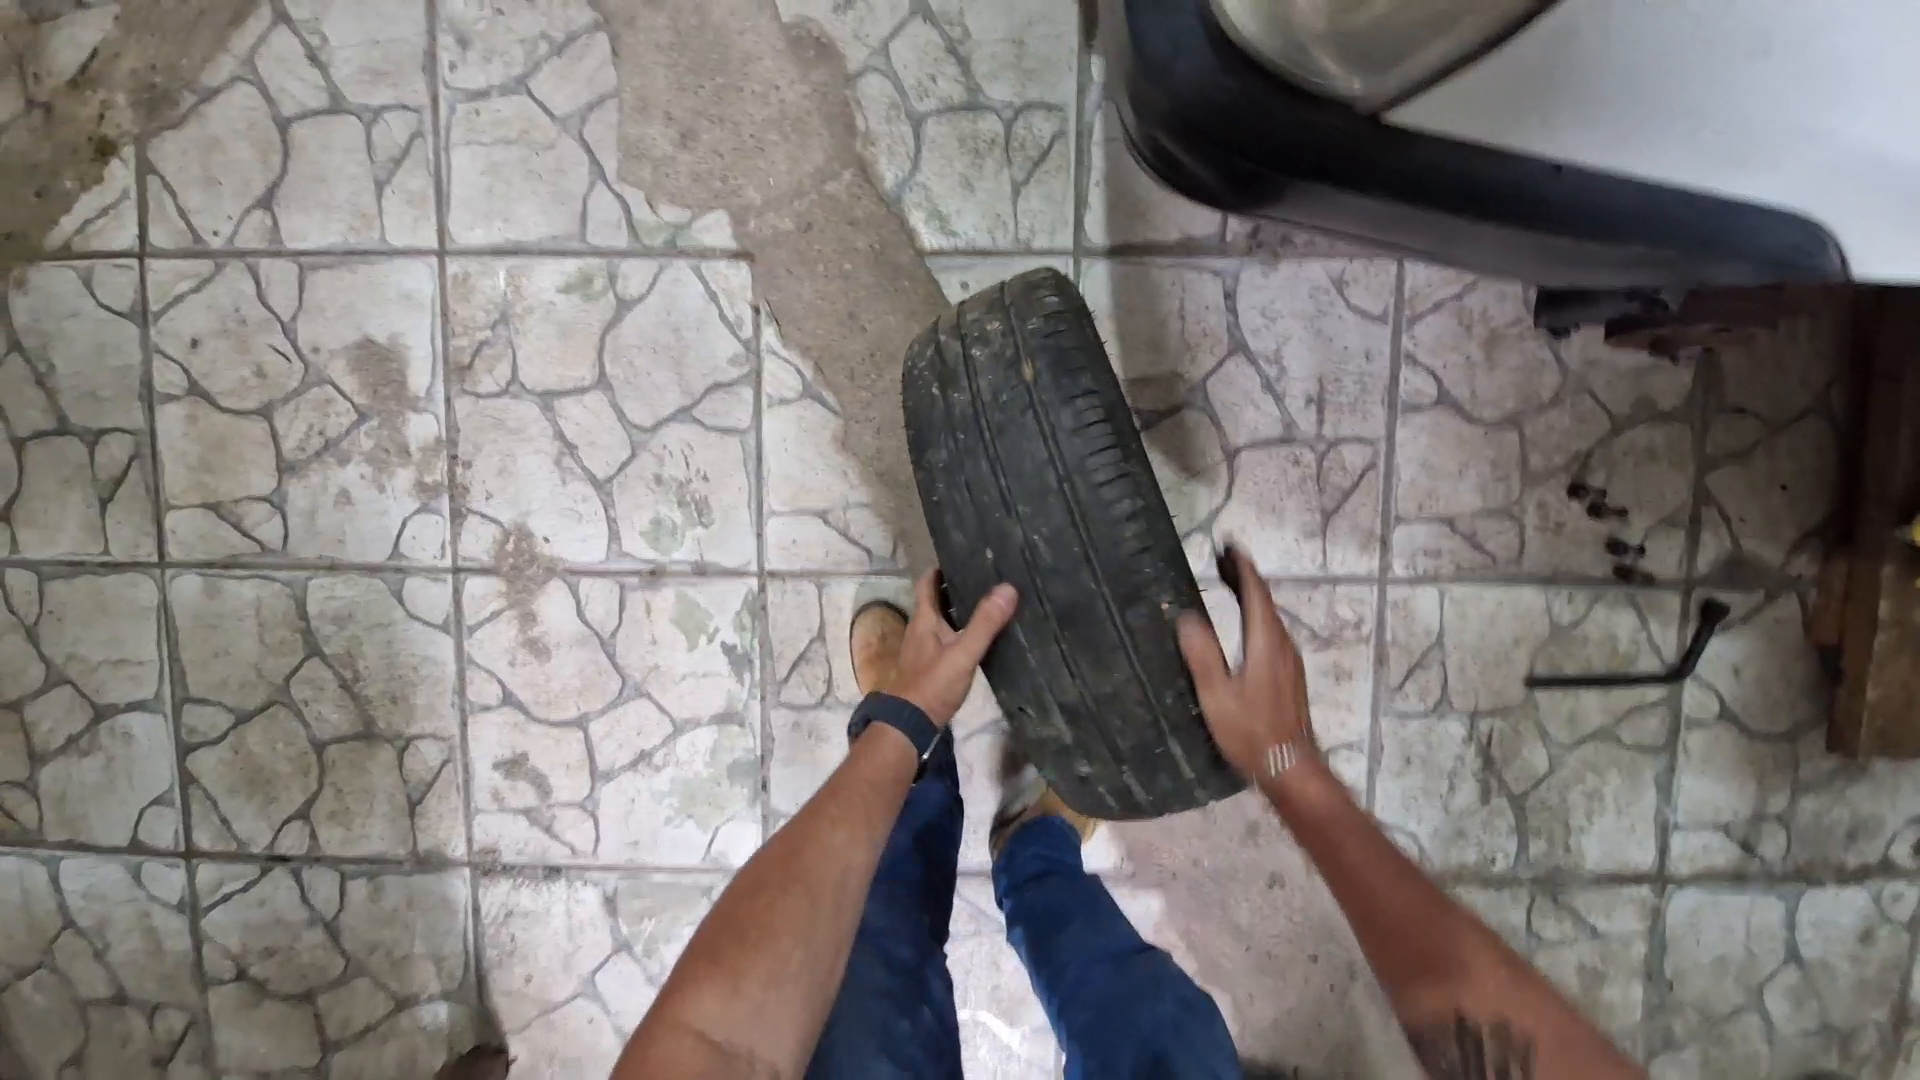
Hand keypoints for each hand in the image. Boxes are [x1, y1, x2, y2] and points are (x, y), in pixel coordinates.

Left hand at [890, 571, 1018, 727]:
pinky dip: (961, 631)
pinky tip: (980, 637)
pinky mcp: (931, 666)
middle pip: (936, 599)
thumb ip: (985, 623)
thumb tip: (1007, 588)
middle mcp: (920, 629)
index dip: (942, 568)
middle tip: (986, 577)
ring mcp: (924, 648)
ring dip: (960, 610)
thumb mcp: (963, 653)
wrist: (910, 725)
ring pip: (942, 620)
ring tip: (989, 602)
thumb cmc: (932, 685)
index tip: (964, 556)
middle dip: (956, 587)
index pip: (928, 582)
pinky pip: (947, 638)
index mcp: (924, 619)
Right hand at [1176, 545, 1318, 784]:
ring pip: (1268, 618)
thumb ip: (1202, 654)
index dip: (1242, 568)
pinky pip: (1270, 633)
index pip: (1255, 594)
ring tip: (1227, 583)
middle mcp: (1282, 645)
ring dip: (1249, 597)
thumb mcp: (1217, 694)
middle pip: (1264, 602)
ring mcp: (1289, 661)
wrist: (1290, 767)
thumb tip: (1187, 616)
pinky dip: (1254, 617)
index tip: (1229, 546)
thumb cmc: (1250, 731)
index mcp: (1265, 642)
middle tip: (1222, 558)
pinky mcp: (1288, 675)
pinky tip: (1241, 625)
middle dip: (1243, 578)